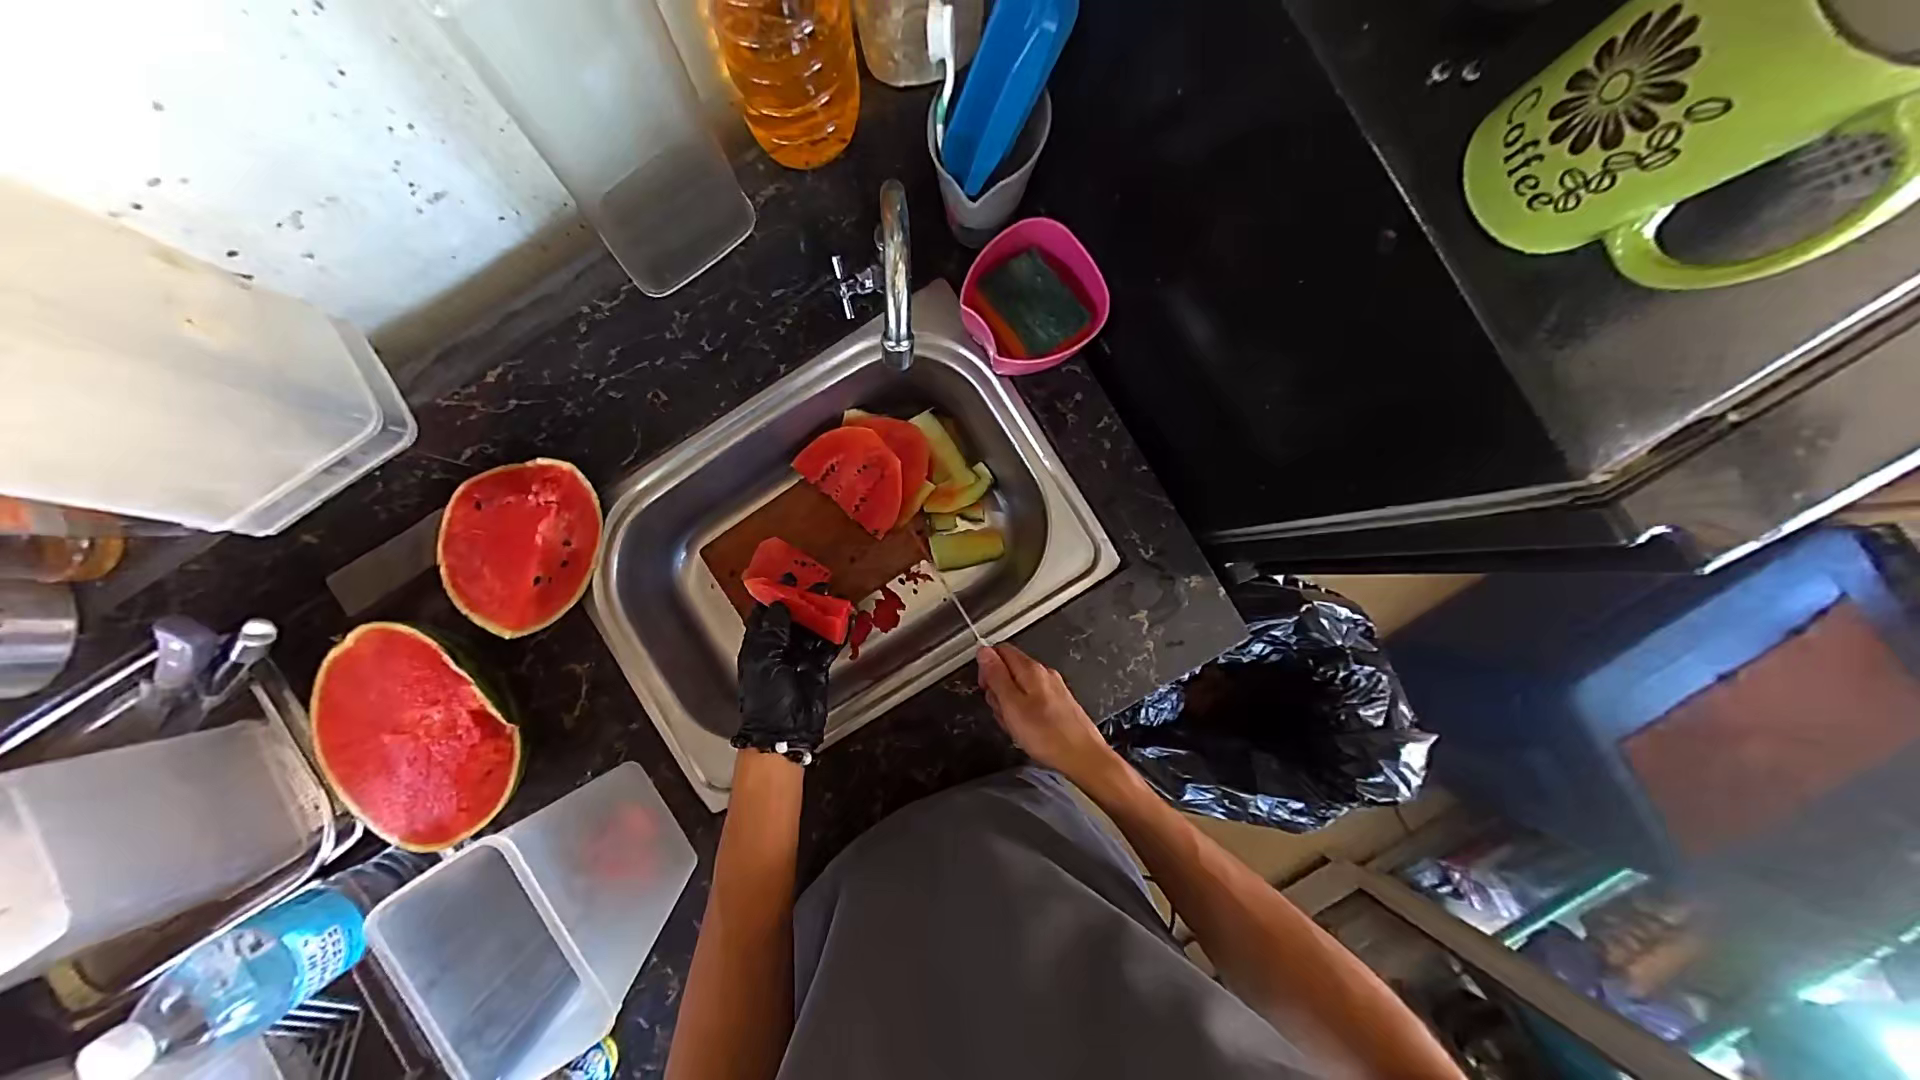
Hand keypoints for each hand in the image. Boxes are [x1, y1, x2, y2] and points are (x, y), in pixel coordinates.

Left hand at [735, 598, 839, 756]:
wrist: (786, 732)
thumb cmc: (768, 699)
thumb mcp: (764, 660)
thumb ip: (772, 631)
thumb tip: (777, 605)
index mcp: (758, 645)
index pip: (765, 613)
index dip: (775, 594)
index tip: (788, 576)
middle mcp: (778, 648)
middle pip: (792, 618)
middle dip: (803, 600)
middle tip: (817, 584)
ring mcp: (798, 658)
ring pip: (811, 629)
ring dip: (821, 614)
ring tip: (834, 597)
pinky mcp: (817, 668)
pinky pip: (827, 646)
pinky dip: (836, 634)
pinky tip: (845, 621)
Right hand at [977, 644, 1118, 784]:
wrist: (1083, 757)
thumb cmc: (1047, 735)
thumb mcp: (1011, 705)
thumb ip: (996, 676)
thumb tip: (984, 651)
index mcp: (1031, 669)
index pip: (1000, 650)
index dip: (987, 667)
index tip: (986, 688)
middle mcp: (1044, 673)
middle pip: (1010, 670)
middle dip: (999, 690)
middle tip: (1003, 712)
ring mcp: (1053, 688)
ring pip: (1020, 688)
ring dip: (1011, 705)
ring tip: (1016, 726)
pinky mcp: (1059, 703)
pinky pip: (1032, 701)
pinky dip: (1024, 713)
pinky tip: (1028, 730)